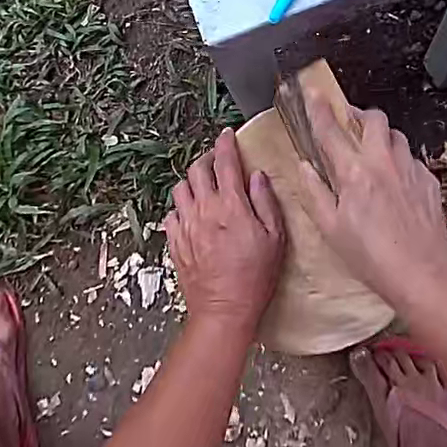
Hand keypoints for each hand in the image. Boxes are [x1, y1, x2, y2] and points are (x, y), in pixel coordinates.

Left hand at [164, 128, 285, 330]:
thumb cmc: (254, 277)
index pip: (225, 162)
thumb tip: (258, 177)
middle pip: (197, 169)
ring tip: (203, 186)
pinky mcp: (176, 243)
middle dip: (207, 158)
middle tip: (217, 161)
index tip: (228, 135)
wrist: (224, 311)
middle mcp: (204, 211)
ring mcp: (186, 227)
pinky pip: (172, 215)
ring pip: (180, 189)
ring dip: (192, 182)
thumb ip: (266, 202)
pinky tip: (192, 214)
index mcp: (231, 206)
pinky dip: (181, 208)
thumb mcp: (275, 237)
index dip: (226, 144)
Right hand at [294, 85, 446, 305]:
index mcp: (353, 172)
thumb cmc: (373, 257)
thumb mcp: (331, 228)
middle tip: (350, 119)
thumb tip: (304, 167)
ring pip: (396, 135)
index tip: (313, 93)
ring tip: (373, 150)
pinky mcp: (427, 179)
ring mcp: (409, 168)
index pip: (331, 130)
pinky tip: (396, 180)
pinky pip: (412, 159)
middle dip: (359, 113)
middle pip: (373, 118)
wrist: (422, 271)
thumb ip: (315, 192)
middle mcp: (382, 161)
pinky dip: (401, 161)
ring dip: (382, 136)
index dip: (319, 108)